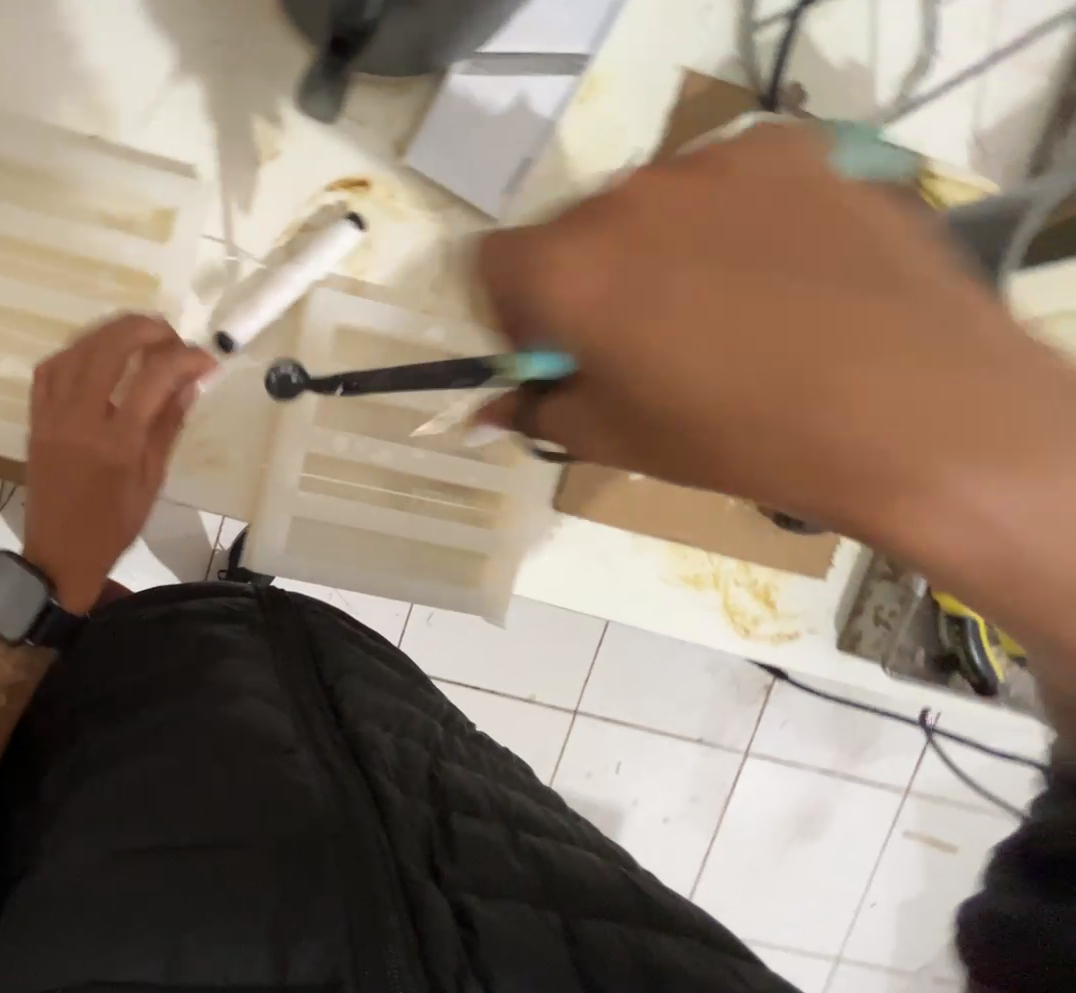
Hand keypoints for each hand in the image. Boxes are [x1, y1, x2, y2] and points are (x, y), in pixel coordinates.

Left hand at [23, 314, 216, 613]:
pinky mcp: (35, 420)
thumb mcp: (151, 481)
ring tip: (138, 334)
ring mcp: (52, 416)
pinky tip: (95, 355)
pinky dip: (74, 352)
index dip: (186, 358)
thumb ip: (168, 426)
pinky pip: (48, 370)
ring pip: (77, 350)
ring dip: (110, 332)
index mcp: (117, 442)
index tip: (206, 358)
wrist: (59, 555)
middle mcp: (80, 419)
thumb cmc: (113, 526)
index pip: (155, 378)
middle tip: (171, 335)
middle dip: (146, 328)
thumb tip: (191, 381)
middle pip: (110, 348)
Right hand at [474, 123, 1075, 539]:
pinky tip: (765, 263)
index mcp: (561, 273)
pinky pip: (723, 177)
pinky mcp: (790, 152)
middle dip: (582, 277)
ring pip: (645, 202)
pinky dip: (724, 213)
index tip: (550, 343)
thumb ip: (532, 411)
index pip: (491, 261)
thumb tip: (485, 412)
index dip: (510, 306)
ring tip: (710, 301)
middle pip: (568, 231)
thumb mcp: (606, 437)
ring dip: (651, 245)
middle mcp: (621, 202)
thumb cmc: (727, 435)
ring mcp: (710, 168)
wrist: (910, 410)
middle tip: (632, 333)